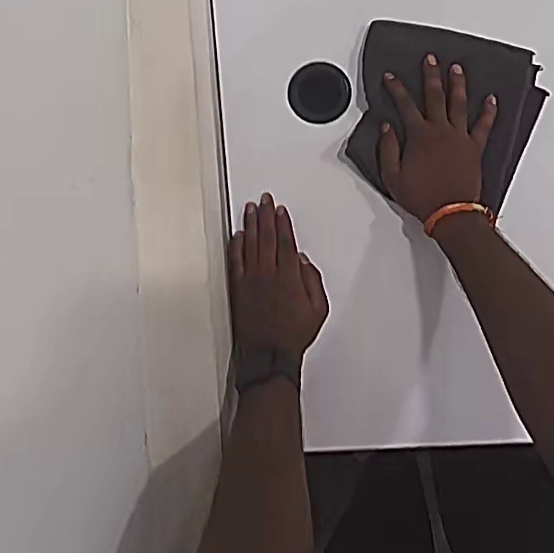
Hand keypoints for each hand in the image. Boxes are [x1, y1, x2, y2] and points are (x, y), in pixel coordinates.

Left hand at [228, 193, 328, 356]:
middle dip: (266, 214)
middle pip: (266, 236)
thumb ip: (312, 281)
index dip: (282, 222)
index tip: (280, 210)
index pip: (285, 241)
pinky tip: (237, 234)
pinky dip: (236, 245)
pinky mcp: (238, 287)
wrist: (268, 353)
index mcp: (289, 277)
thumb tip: (302, 261)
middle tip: (264, 199)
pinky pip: (235, 260)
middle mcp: (268, 274)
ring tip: (250, 208)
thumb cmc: (293, 334)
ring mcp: (251, 279)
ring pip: (250, 243)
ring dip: (250, 223)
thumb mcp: (318, 309)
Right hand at [379, 55, 499, 222]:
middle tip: (430, 59)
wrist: (452, 213)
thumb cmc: (423, 197)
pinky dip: (489, 111)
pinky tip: (491, 99)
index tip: (390, 77)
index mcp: (419, 136)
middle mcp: (441, 131)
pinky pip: (484, 125)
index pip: (404, 104)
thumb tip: (387, 128)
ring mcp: (460, 138)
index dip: (396, 88)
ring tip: (456, 68)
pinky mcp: (475, 148)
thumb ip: (388, 148)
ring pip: (459, 103)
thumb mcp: (392, 175)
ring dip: (457, 84)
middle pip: (435, 95)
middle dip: (431, 75)